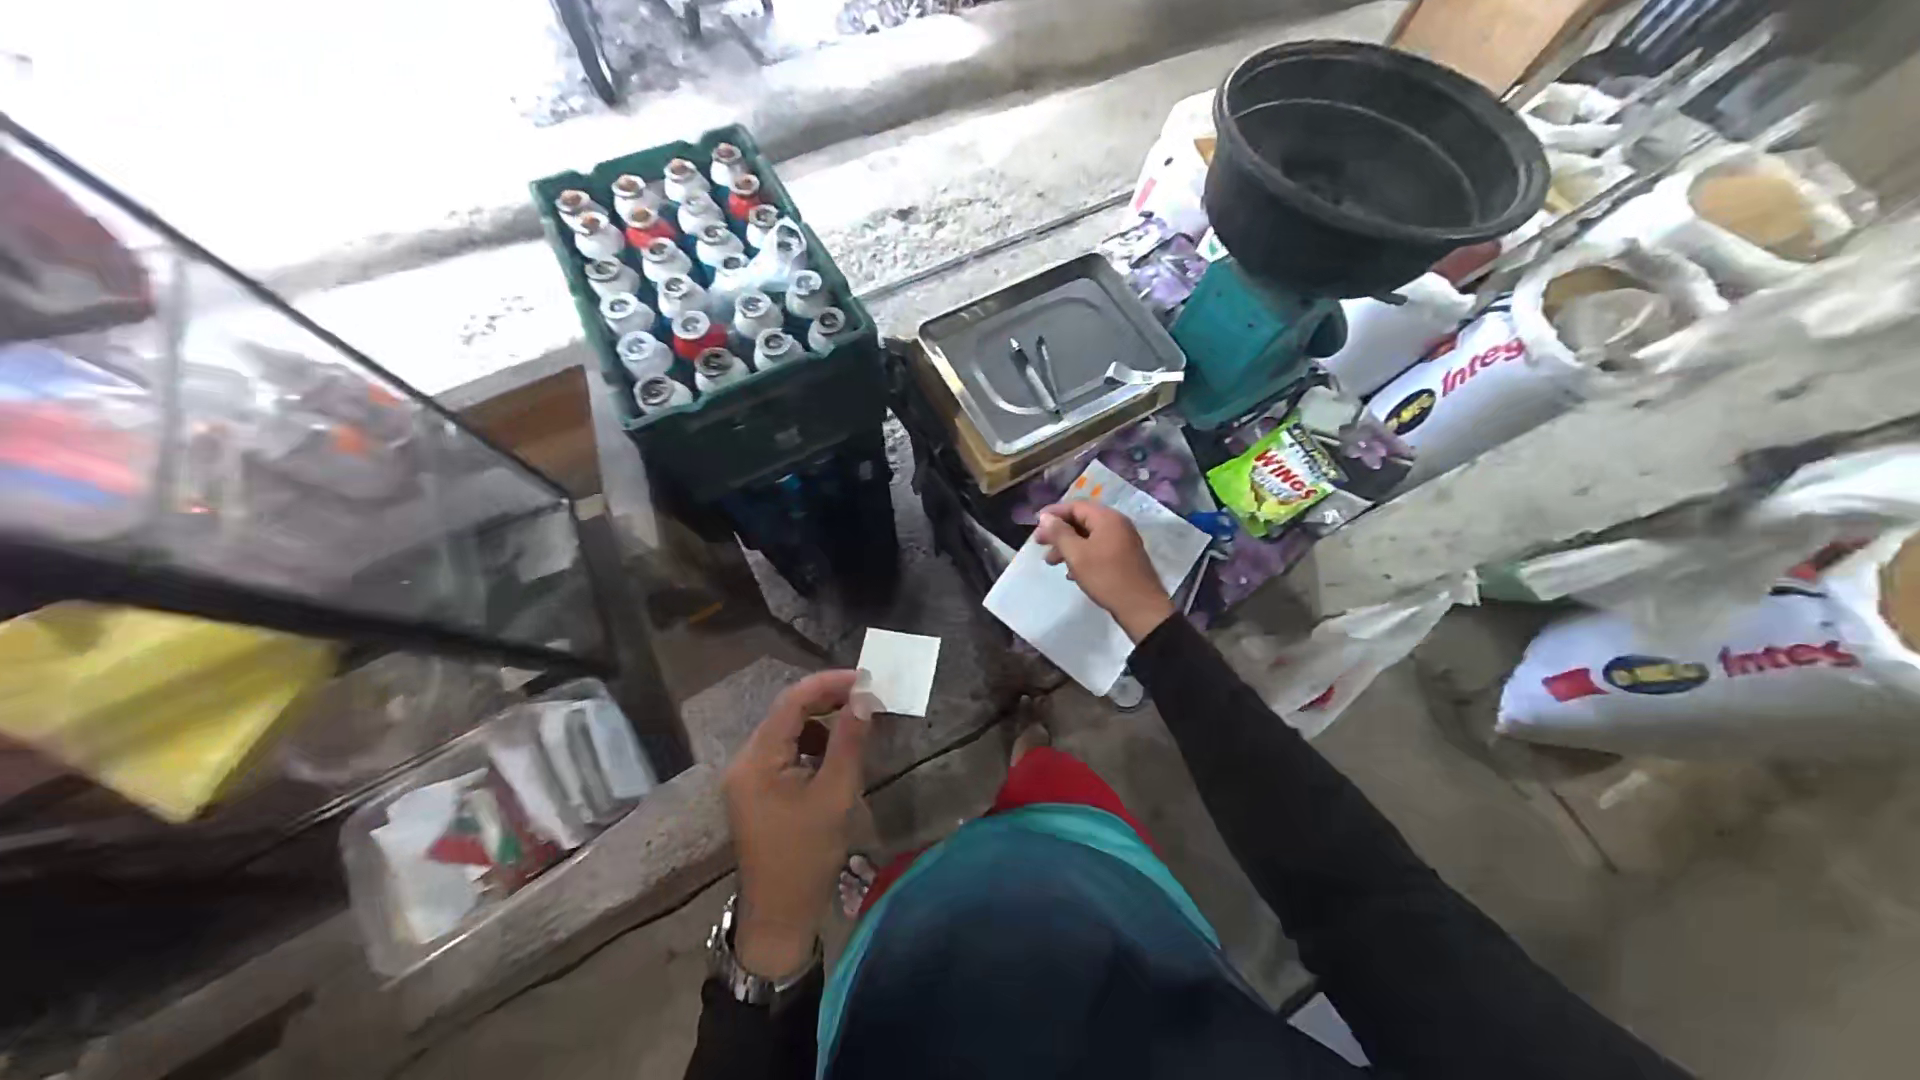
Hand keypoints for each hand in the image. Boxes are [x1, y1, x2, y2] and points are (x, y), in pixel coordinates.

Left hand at [721, 670, 874, 977]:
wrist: (779, 915)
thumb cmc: (806, 856)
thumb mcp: (835, 795)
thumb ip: (849, 742)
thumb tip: (864, 699)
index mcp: (757, 759)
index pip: (792, 702)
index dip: (828, 684)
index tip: (865, 678)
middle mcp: (746, 760)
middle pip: (787, 713)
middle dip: (827, 700)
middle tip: (867, 697)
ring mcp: (749, 776)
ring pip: (788, 731)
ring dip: (822, 723)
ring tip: (857, 724)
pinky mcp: (758, 789)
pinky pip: (787, 752)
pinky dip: (813, 745)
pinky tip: (836, 756)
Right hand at [1034, 501, 1175, 642]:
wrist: (1141, 607)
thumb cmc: (1106, 577)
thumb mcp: (1076, 554)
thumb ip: (1059, 533)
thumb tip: (1045, 517)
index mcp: (1107, 518)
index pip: (1075, 506)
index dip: (1053, 513)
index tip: (1035, 524)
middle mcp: (1117, 524)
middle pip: (1082, 520)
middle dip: (1059, 531)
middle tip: (1039, 544)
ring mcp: (1123, 541)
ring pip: (1089, 536)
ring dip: (1068, 546)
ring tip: (1051, 562)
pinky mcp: (1124, 557)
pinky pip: (1098, 548)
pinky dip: (1082, 555)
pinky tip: (1071, 572)